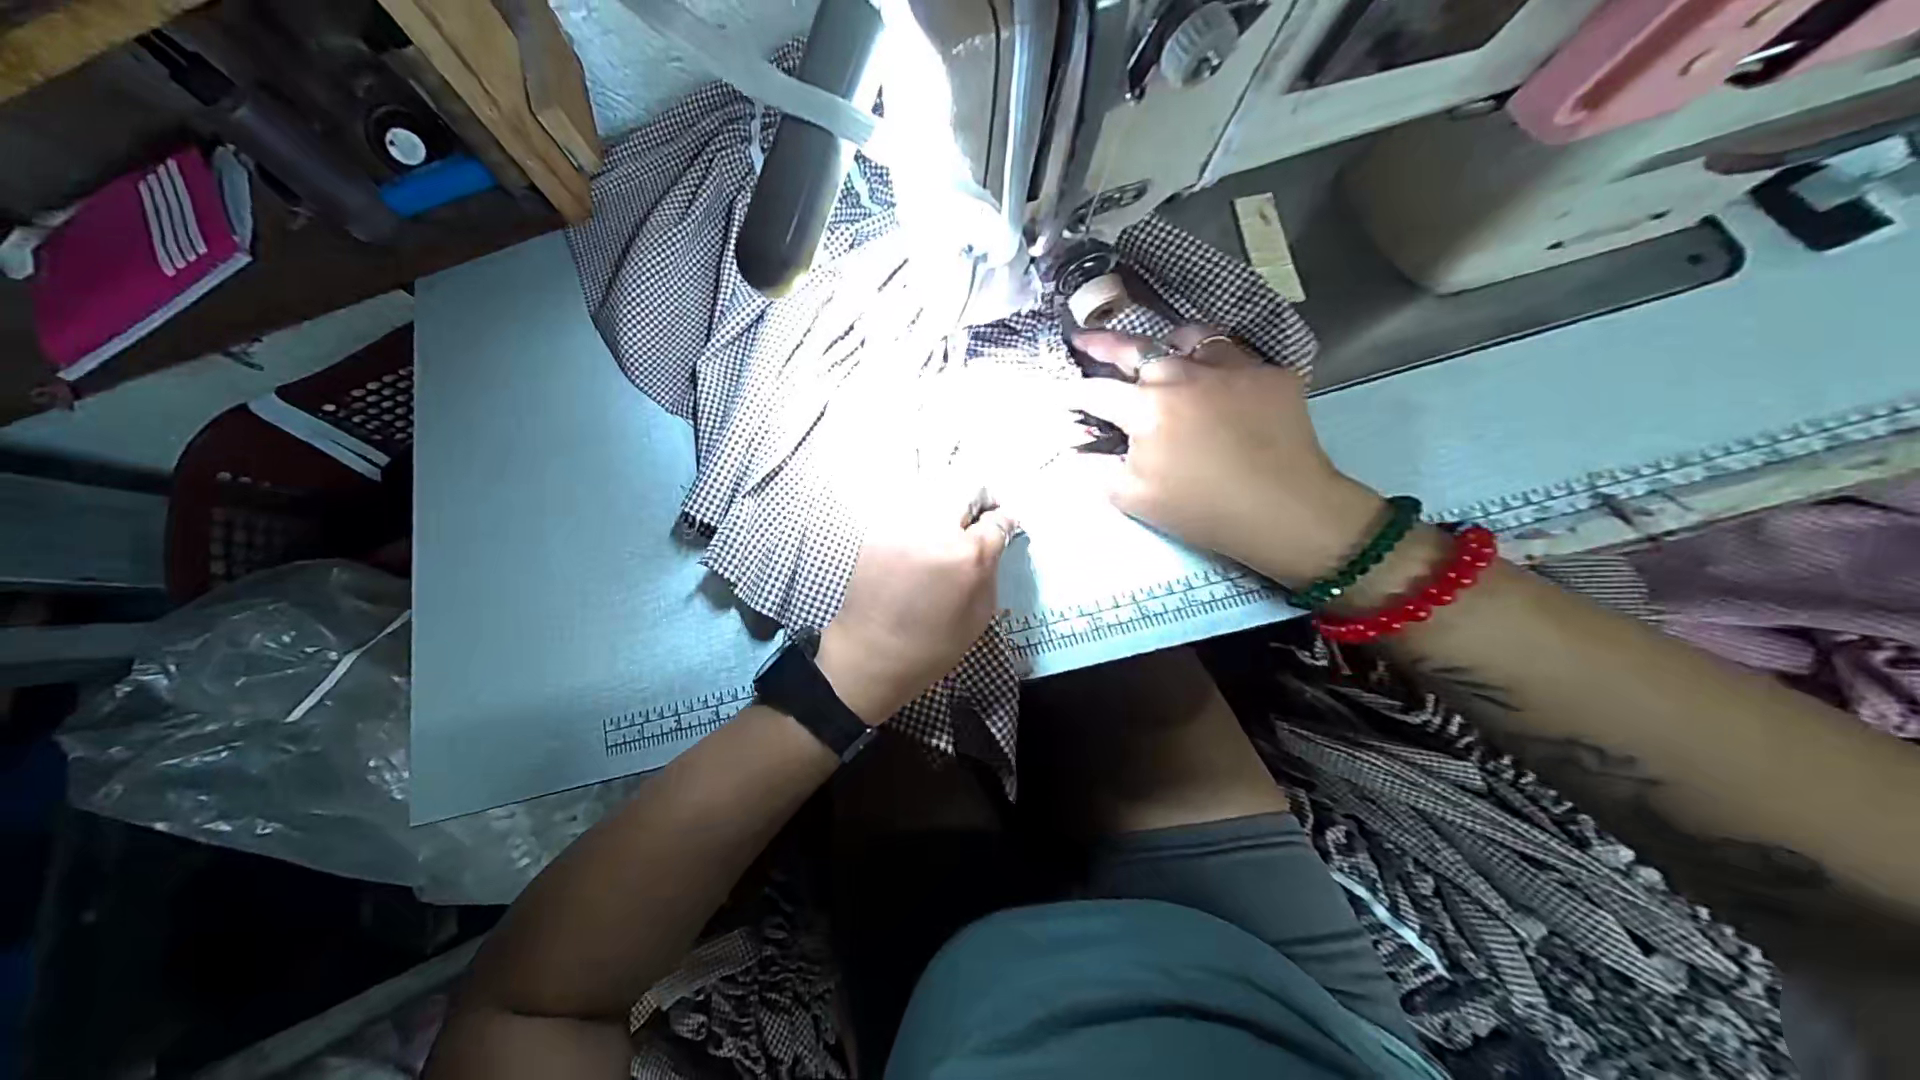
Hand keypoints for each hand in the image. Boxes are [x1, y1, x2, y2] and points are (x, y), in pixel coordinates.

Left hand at [814, 488, 1016, 725]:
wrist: (870, 653)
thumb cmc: (932, 645)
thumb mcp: (979, 614)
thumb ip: (990, 569)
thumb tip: (995, 539)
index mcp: (966, 556)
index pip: (996, 520)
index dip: (1003, 522)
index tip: (1002, 527)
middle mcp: (935, 530)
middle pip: (965, 487)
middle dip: (978, 498)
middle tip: (978, 519)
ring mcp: (901, 525)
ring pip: (934, 488)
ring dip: (949, 500)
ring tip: (949, 524)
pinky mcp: (877, 528)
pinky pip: (907, 504)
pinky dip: (921, 512)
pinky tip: (921, 536)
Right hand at [1064, 326, 1387, 587]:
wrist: (1285, 511)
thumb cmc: (1201, 510)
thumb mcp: (1134, 498)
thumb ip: (1097, 469)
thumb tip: (1076, 450)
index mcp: (1146, 409)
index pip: (1098, 392)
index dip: (1074, 392)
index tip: (1060, 391)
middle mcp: (1183, 376)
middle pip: (1138, 353)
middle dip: (1106, 347)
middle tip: (1087, 339)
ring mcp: (1230, 369)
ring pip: (1188, 340)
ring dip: (1165, 344)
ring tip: (1160, 347)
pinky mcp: (1267, 373)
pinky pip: (1234, 353)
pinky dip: (1215, 358)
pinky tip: (1214, 372)